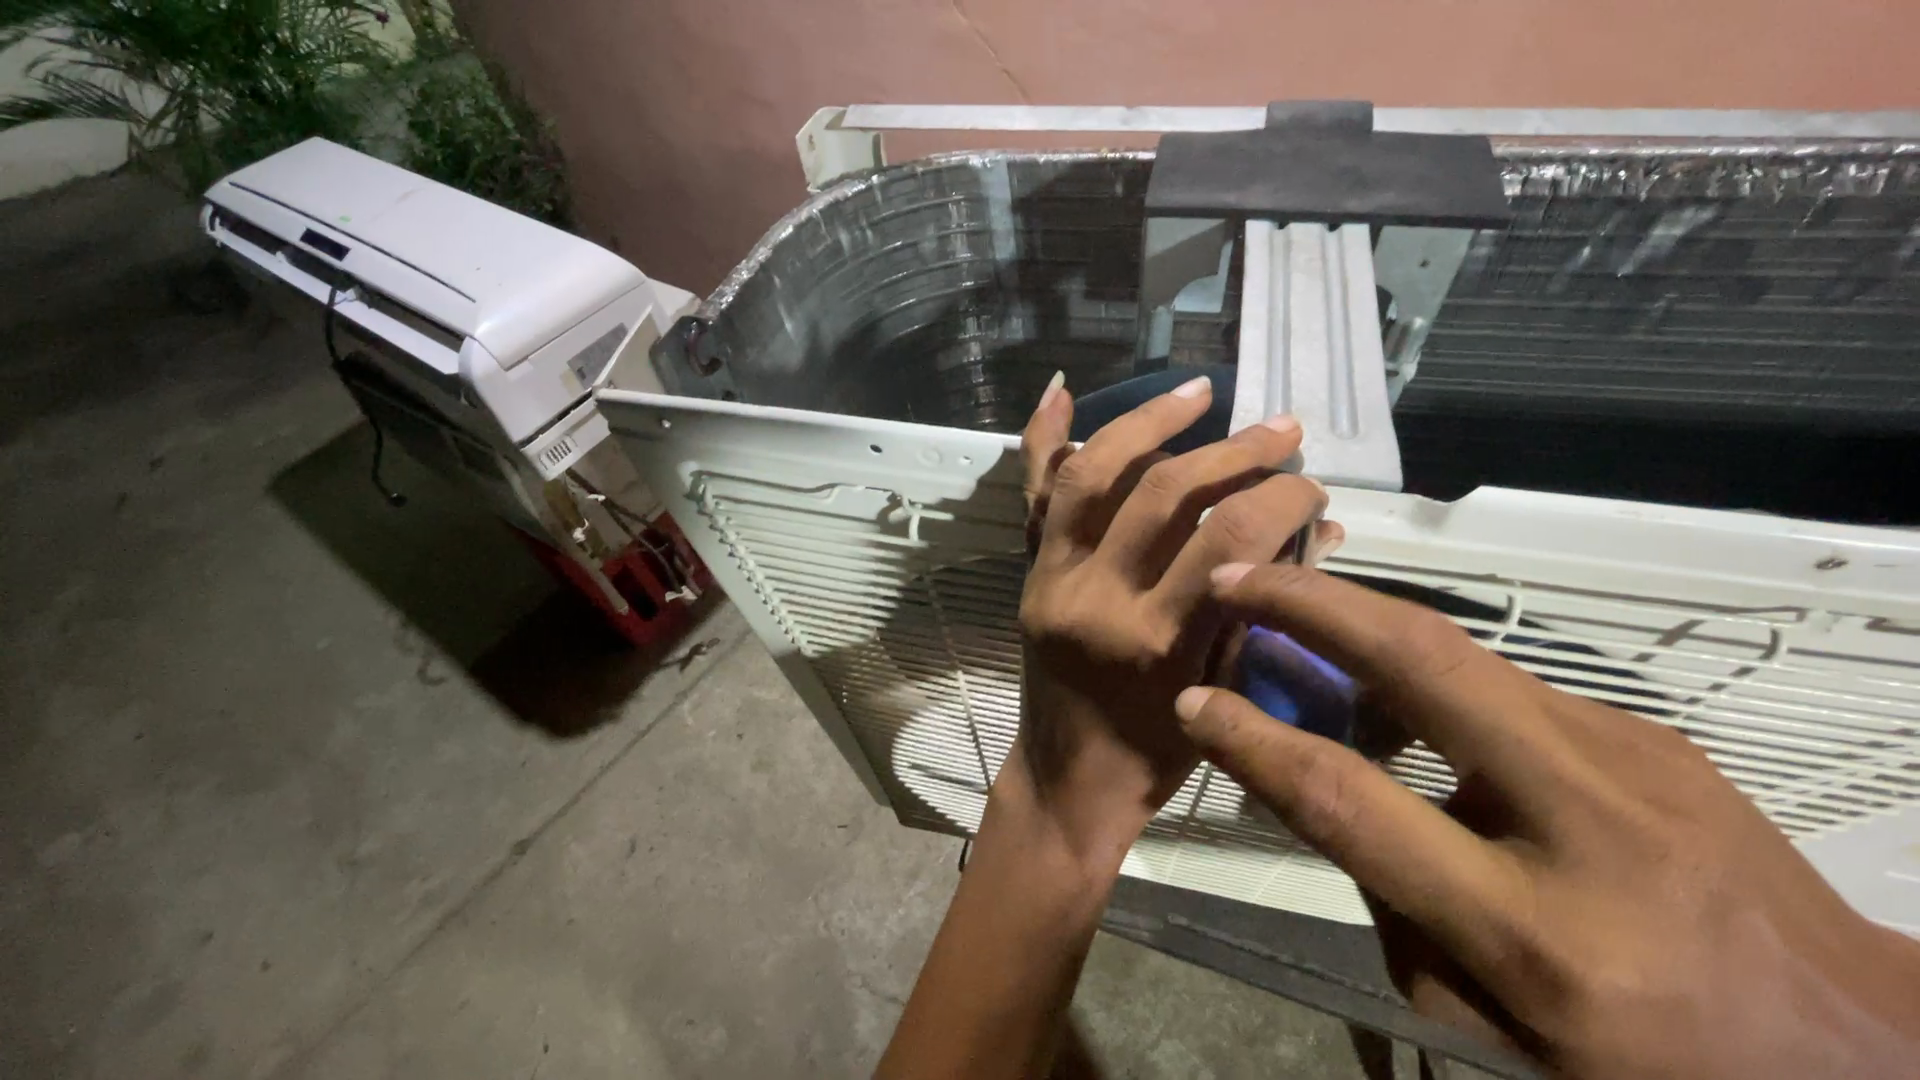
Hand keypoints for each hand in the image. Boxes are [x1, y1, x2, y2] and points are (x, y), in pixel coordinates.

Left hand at [1008, 371, 1330, 866]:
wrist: (1067, 779)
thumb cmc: (1158, 753)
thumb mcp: (1225, 691)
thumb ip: (1264, 607)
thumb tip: (1316, 527)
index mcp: (1159, 642)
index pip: (1230, 537)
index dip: (1281, 496)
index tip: (1312, 487)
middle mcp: (1097, 598)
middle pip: (1165, 492)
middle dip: (1234, 451)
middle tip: (1281, 431)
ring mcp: (1053, 580)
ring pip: (1092, 475)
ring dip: (1148, 422)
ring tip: (1199, 392)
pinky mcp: (1029, 574)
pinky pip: (1033, 496)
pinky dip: (1045, 439)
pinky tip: (1063, 391)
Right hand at [1175, 562, 1919, 1078]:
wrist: (1861, 1053)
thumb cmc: (1651, 1064)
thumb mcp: (1495, 1025)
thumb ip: (1396, 911)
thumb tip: (1338, 798)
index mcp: (1535, 929)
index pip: (1352, 803)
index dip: (1256, 741)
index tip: (1194, 700)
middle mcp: (1588, 821)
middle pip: (1426, 668)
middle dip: (1314, 605)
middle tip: (1239, 576)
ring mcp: (1634, 757)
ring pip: (1464, 663)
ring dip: (1364, 630)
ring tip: (1300, 626)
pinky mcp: (1651, 731)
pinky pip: (1507, 693)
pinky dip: (1432, 687)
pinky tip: (1418, 716)